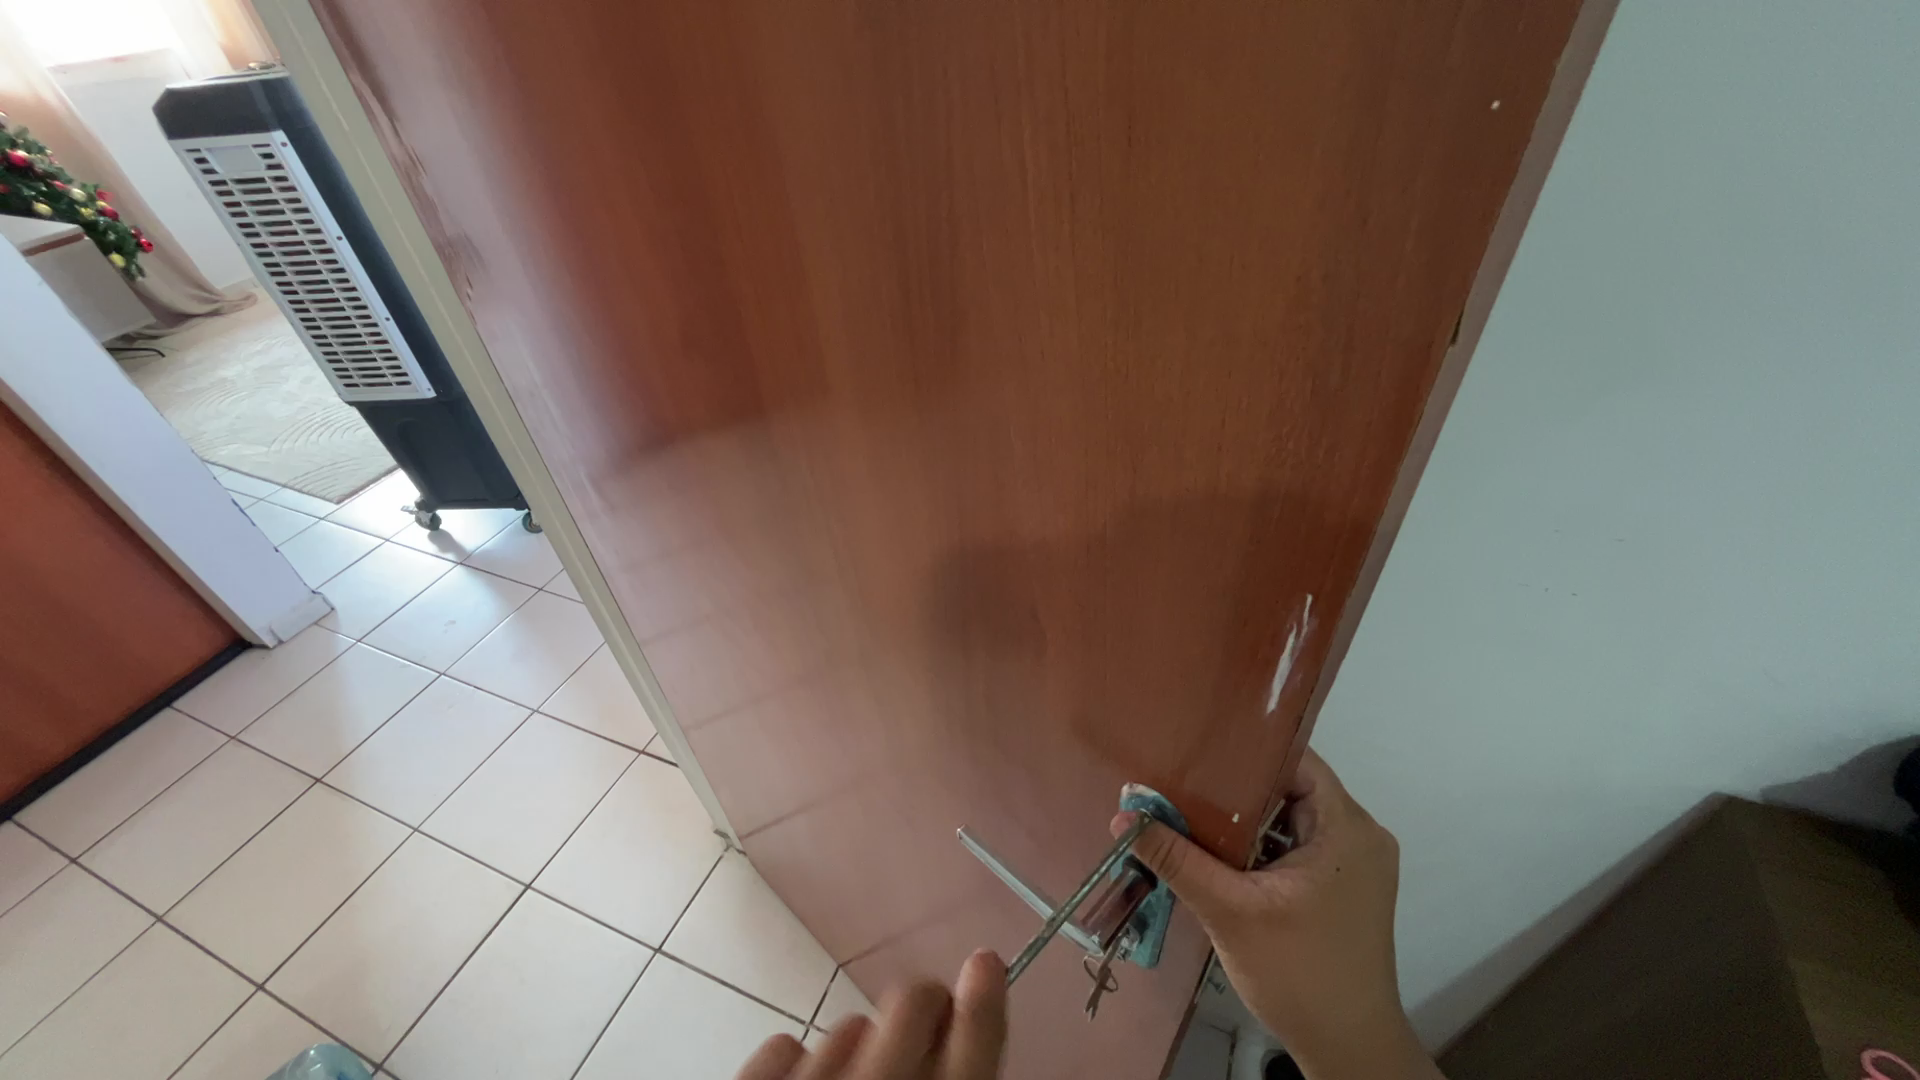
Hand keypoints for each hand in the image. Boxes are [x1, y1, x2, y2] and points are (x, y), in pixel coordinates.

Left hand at [735, 950, 1007, 1079]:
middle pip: (912, 1002)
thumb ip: (955, 1072)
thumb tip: (961, 1030)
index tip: (985, 961)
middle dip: (920, 1009)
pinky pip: (783, 1047)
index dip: (985, 1000)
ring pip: (848, 1026)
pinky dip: (792, 1068)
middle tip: (916, 1035)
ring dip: (853, 1054)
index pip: (974, 1048)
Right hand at [1113, 750, 1440, 1079]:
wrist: (1348, 1050)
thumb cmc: (1298, 973)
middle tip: (1182, 776)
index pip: (1297, 760)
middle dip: (1235, 785)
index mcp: (1348, 828)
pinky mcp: (1344, 887)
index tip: (1198, 745)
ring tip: (1190, 806)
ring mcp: (1355, 864)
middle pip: (1291, 787)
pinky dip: (1260, 844)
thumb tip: (1122, 817)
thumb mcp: (1228, 910)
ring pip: (1291, 818)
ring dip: (1244, 818)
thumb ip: (1176, 859)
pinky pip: (1297, 844)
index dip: (1247, 748)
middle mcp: (1360, 836)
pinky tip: (1218, 849)